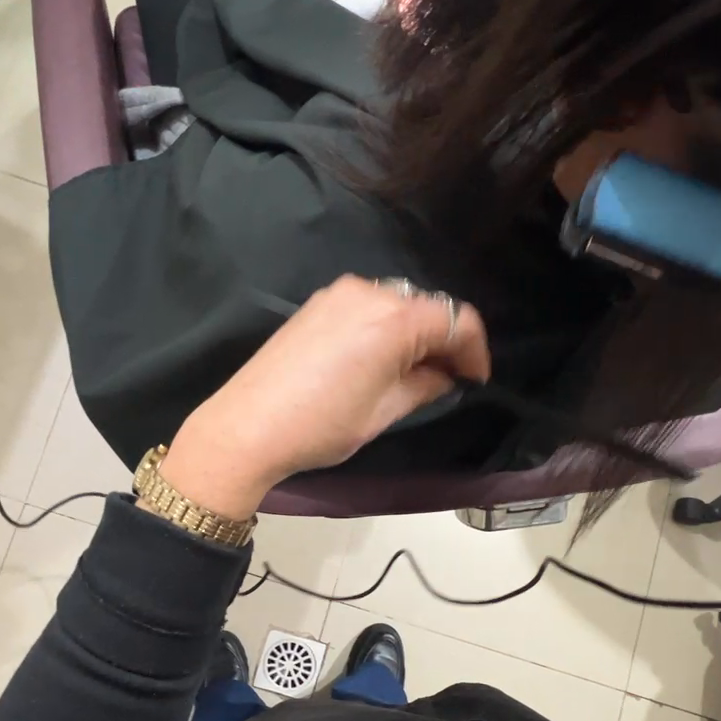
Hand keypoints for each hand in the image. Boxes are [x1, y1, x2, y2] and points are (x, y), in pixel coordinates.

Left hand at [158, 275, 490, 518]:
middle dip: (443, 340)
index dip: (474, 351)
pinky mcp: (316, 304)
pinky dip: (383, 326)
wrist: (245, 426)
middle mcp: (370, 294)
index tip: (474, 380)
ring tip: (411, 371)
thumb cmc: (319, 426)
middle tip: (446, 378)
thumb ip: (424, 385)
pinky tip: (377, 357)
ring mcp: (338, 294)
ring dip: (412, 331)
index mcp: (395, 320)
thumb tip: (445, 375)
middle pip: (427, 307)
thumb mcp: (382, 412)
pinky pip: (366, 305)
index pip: (458, 320)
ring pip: (396, 303)